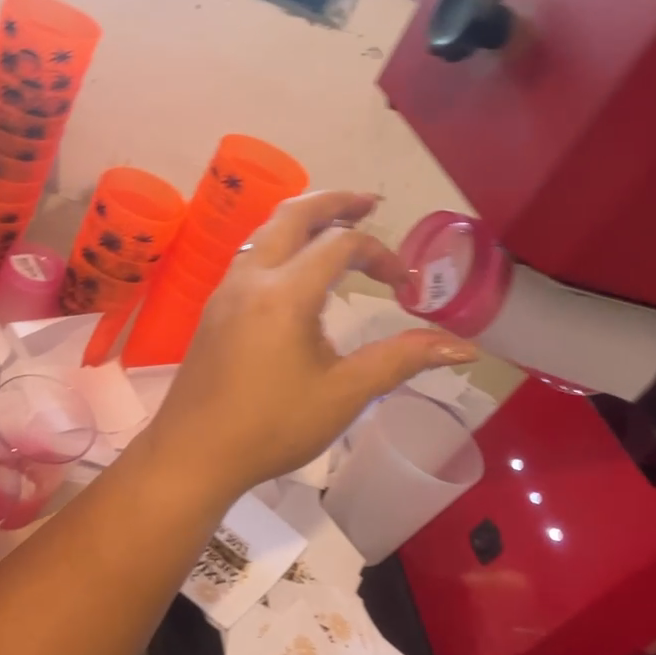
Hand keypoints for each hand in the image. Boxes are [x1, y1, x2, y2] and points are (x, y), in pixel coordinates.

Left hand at [144, 190, 477, 499]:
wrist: (193, 452)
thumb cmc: (272, 426)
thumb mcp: (344, 394)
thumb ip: (400, 360)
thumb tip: (461, 348)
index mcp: (285, 293)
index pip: (340, 246)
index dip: (380, 255)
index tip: (405, 285)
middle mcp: (251, 278)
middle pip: (292, 215)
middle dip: (334, 202)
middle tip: (368, 203)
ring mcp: (226, 290)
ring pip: (265, 233)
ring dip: (302, 220)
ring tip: (335, 226)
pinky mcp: (214, 308)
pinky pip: (250, 256)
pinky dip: (280, 244)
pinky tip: (296, 269)